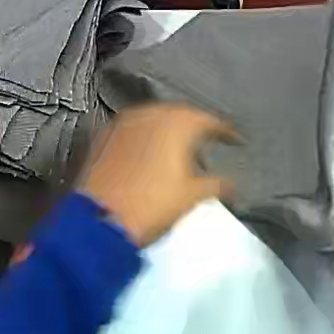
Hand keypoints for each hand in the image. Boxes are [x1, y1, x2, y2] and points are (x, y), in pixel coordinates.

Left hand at [79, 103, 232, 246]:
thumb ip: (217, 185)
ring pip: (155, 118)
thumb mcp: (191, 196)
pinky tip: (150, 149)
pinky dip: (146, 135)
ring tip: (179, 145)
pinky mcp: (105, 133)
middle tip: (208, 140)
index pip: (209, 121)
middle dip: (195, 126)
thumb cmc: (151, 205)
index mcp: (177, 123)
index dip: (225, 131)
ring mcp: (125, 121)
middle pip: (181, 114)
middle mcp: (152, 113)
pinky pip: (134, 128)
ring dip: (168, 128)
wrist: (98, 220)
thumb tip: (233, 184)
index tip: (235, 140)